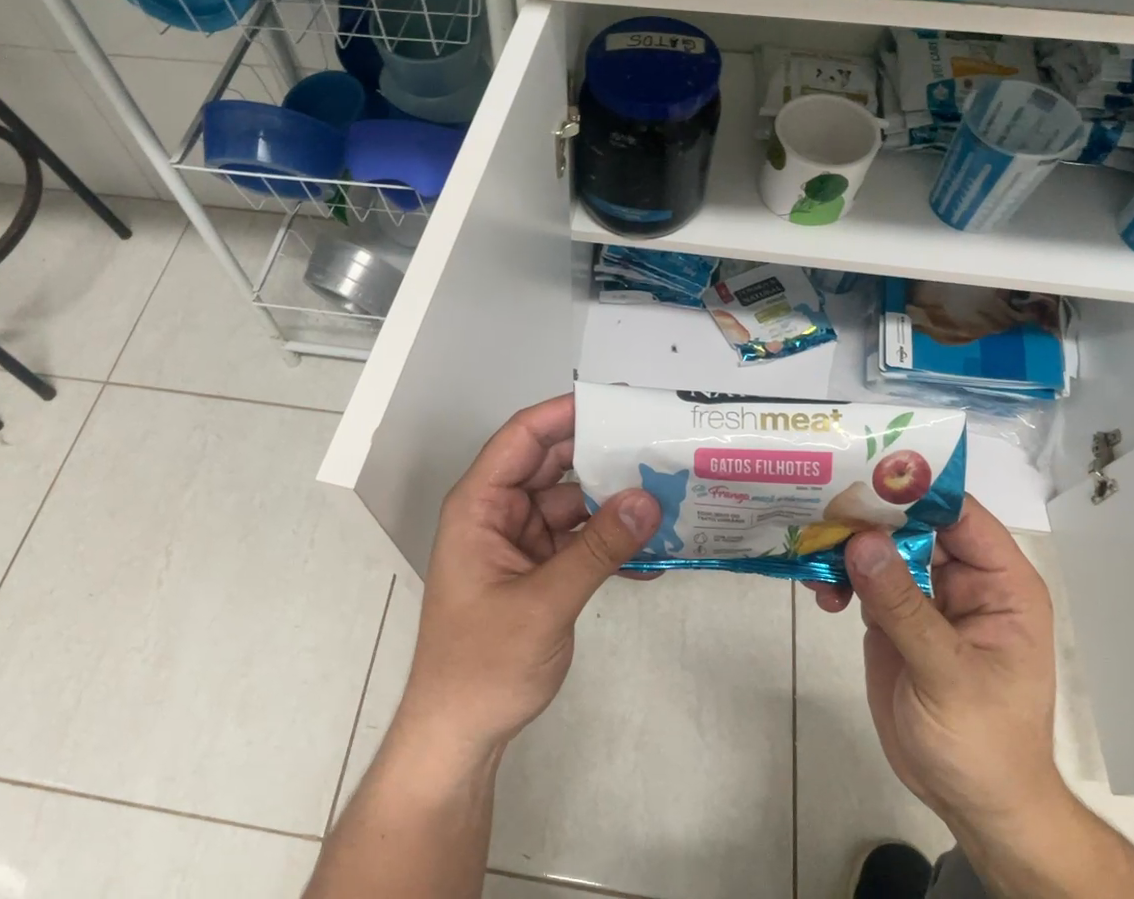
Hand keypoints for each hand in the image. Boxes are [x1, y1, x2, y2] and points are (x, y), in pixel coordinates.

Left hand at [394, 395, 659, 756]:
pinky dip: (611, 544)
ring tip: (672, 496)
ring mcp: (520, 543)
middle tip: (660, 445)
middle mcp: (499, 514)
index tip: (619, 402)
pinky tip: (655, 552)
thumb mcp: (544, 602)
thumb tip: (649, 498)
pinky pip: (580, 542)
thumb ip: (598, 548)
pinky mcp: (539, 571)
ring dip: (615, 504)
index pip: (522, 438)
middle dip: (602, 456)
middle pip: (553, 466)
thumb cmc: (484, 662)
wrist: (461, 730)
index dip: (566, 413)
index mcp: (480, 506)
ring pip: (573, 504)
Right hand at [806, 495, 1065, 832]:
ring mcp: (924, 600)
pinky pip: (862, 582)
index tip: (861, 471)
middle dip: (868, 515)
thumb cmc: (983, 739)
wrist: (968, 799)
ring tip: (810, 552)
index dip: (916, 491)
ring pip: (881, 551)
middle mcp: (962, 581)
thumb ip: (903, 605)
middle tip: (817, 504)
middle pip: (912, 526)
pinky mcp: (893, 621)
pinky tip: (819, 594)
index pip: (960, 516)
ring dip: (845, 548)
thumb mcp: (947, 671)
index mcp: (999, 583)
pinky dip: (837, 580)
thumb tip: (860, 540)